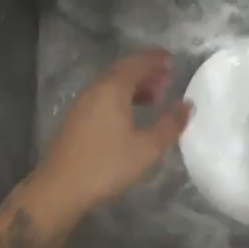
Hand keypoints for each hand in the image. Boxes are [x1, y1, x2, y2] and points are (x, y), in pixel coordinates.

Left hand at [35, 50, 191, 211]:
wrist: (60, 188)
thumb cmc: (107, 165)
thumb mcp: (147, 148)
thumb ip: (170, 124)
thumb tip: (187, 105)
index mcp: (112, 89)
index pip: (136, 63)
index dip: (154, 59)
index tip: (171, 60)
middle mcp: (94, 90)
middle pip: (122, 70)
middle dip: (145, 71)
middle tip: (166, 80)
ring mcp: (81, 104)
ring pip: (110, 84)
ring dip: (133, 86)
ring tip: (153, 99)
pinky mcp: (75, 119)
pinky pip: (102, 97)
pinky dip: (120, 97)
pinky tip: (129, 115)